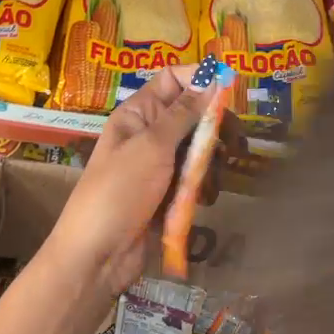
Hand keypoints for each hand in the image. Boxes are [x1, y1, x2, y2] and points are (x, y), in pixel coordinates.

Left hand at [45, 66, 229, 298]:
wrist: (97, 255)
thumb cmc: (120, 191)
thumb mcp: (153, 145)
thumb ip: (185, 113)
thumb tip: (211, 77)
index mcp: (138, 113)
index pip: (172, 79)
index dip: (199, 78)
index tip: (231, 87)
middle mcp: (149, 134)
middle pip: (192, 116)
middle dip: (214, 127)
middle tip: (235, 142)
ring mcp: (158, 166)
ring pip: (198, 150)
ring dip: (209, 163)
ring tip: (211, 182)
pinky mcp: (167, 195)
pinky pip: (194, 181)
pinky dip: (202, 188)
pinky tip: (204, 201)